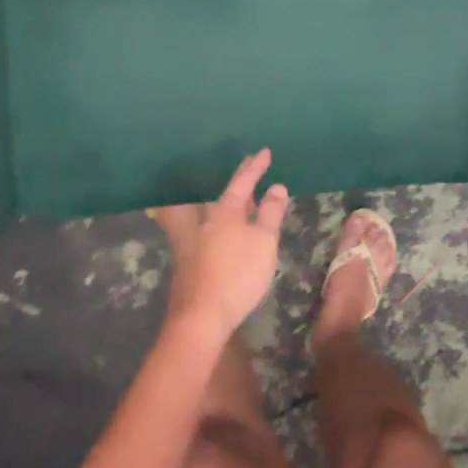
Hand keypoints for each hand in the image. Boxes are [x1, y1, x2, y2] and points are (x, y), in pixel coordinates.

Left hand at [160, 149, 290, 339]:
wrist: (201, 316)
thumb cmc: (237, 274)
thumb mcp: (263, 242)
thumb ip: (270, 214)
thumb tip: (276, 186)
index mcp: (224, 212)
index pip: (242, 183)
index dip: (254, 167)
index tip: (265, 152)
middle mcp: (206, 221)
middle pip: (223, 195)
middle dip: (238, 180)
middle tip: (249, 166)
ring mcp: (194, 242)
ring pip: (212, 212)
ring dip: (227, 202)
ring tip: (240, 197)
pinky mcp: (190, 262)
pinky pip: (208, 229)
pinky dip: (221, 222)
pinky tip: (226, 232)